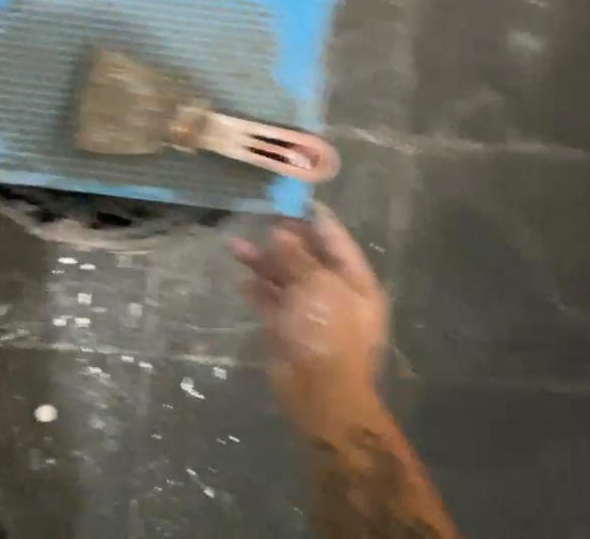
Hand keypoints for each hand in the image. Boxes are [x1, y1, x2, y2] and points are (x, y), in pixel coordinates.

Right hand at [230, 205, 388, 434]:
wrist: (319, 391)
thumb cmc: (327, 331)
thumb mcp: (317, 285)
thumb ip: (298, 256)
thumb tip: (280, 232)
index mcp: (354, 283)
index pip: (336, 241)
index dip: (315, 219)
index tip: (291, 197)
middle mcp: (334, 294)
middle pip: (307, 258)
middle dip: (283, 239)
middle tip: (257, 216)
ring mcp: (310, 312)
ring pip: (284, 278)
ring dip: (262, 262)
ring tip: (235, 247)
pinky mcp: (287, 328)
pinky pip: (270, 301)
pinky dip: (256, 290)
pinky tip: (239, 280)